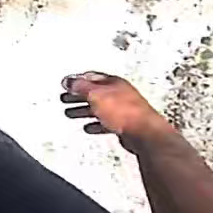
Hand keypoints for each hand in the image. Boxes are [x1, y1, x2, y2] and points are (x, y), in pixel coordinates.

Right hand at [61, 72, 180, 153]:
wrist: (145, 134)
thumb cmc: (125, 111)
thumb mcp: (95, 94)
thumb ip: (79, 87)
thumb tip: (68, 81)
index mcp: (114, 82)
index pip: (90, 77)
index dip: (76, 80)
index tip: (66, 83)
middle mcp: (120, 94)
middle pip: (94, 93)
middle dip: (78, 96)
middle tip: (66, 98)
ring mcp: (124, 110)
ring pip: (98, 108)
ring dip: (84, 110)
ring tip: (71, 113)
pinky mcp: (125, 125)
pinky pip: (106, 123)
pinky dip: (96, 124)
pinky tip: (90, 127)